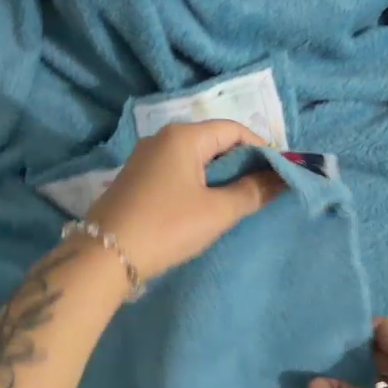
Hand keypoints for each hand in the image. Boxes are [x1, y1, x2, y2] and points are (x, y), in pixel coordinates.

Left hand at [84, 120, 283, 279]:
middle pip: (213, 141)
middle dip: (241, 162)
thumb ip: (252, 192)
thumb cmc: (167, 226)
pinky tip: (204, 205)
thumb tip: (282, 178)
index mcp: (183, 136)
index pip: (234, 130)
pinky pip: (176, 171)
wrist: (105, 256)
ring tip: (238, 199)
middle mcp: (161, 138)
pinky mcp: (135, 180)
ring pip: (193, 158)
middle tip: (263, 188)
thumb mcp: (217, 211)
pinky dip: (196, 182)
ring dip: (218, 174)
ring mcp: (144, 158)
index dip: (261, 148)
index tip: (279, 173)